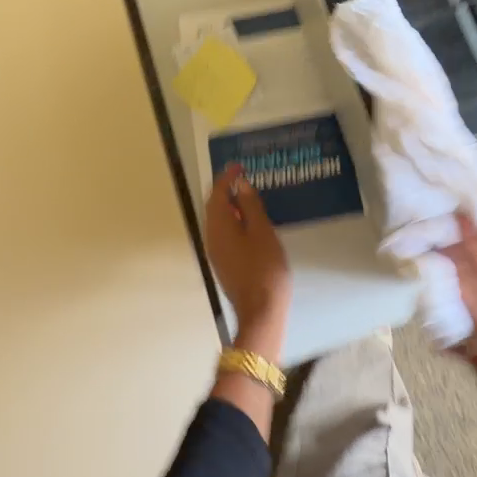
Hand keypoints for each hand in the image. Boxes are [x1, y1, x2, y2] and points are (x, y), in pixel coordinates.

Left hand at [204, 166, 291, 332]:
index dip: (227, 177)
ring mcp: (216, 253)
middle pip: (214, 207)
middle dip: (226, 189)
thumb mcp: (262, 231)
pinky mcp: (224, 264)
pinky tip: (249, 223)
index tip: (239, 166)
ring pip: (218, 221)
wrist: (261, 311)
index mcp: (219, 226)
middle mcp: (212, 237)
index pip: (217, 194)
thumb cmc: (265, 267)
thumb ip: (250, 206)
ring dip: (230, 205)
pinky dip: (233, 220)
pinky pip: (224, 233)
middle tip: (243, 177)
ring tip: (248, 196)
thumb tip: (240, 185)